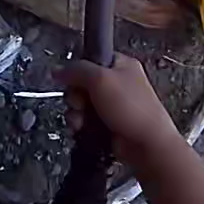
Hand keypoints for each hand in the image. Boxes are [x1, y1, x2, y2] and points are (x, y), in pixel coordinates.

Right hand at [58, 55, 181, 163]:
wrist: (146, 144)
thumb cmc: (130, 108)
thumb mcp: (100, 79)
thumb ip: (76, 70)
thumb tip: (57, 70)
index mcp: (121, 65)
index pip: (91, 59)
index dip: (78, 70)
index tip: (73, 80)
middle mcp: (117, 83)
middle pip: (82, 83)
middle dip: (75, 96)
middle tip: (80, 103)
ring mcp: (113, 105)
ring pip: (81, 104)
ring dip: (75, 113)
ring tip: (80, 120)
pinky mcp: (108, 124)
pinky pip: (85, 120)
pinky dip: (81, 125)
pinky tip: (81, 129)